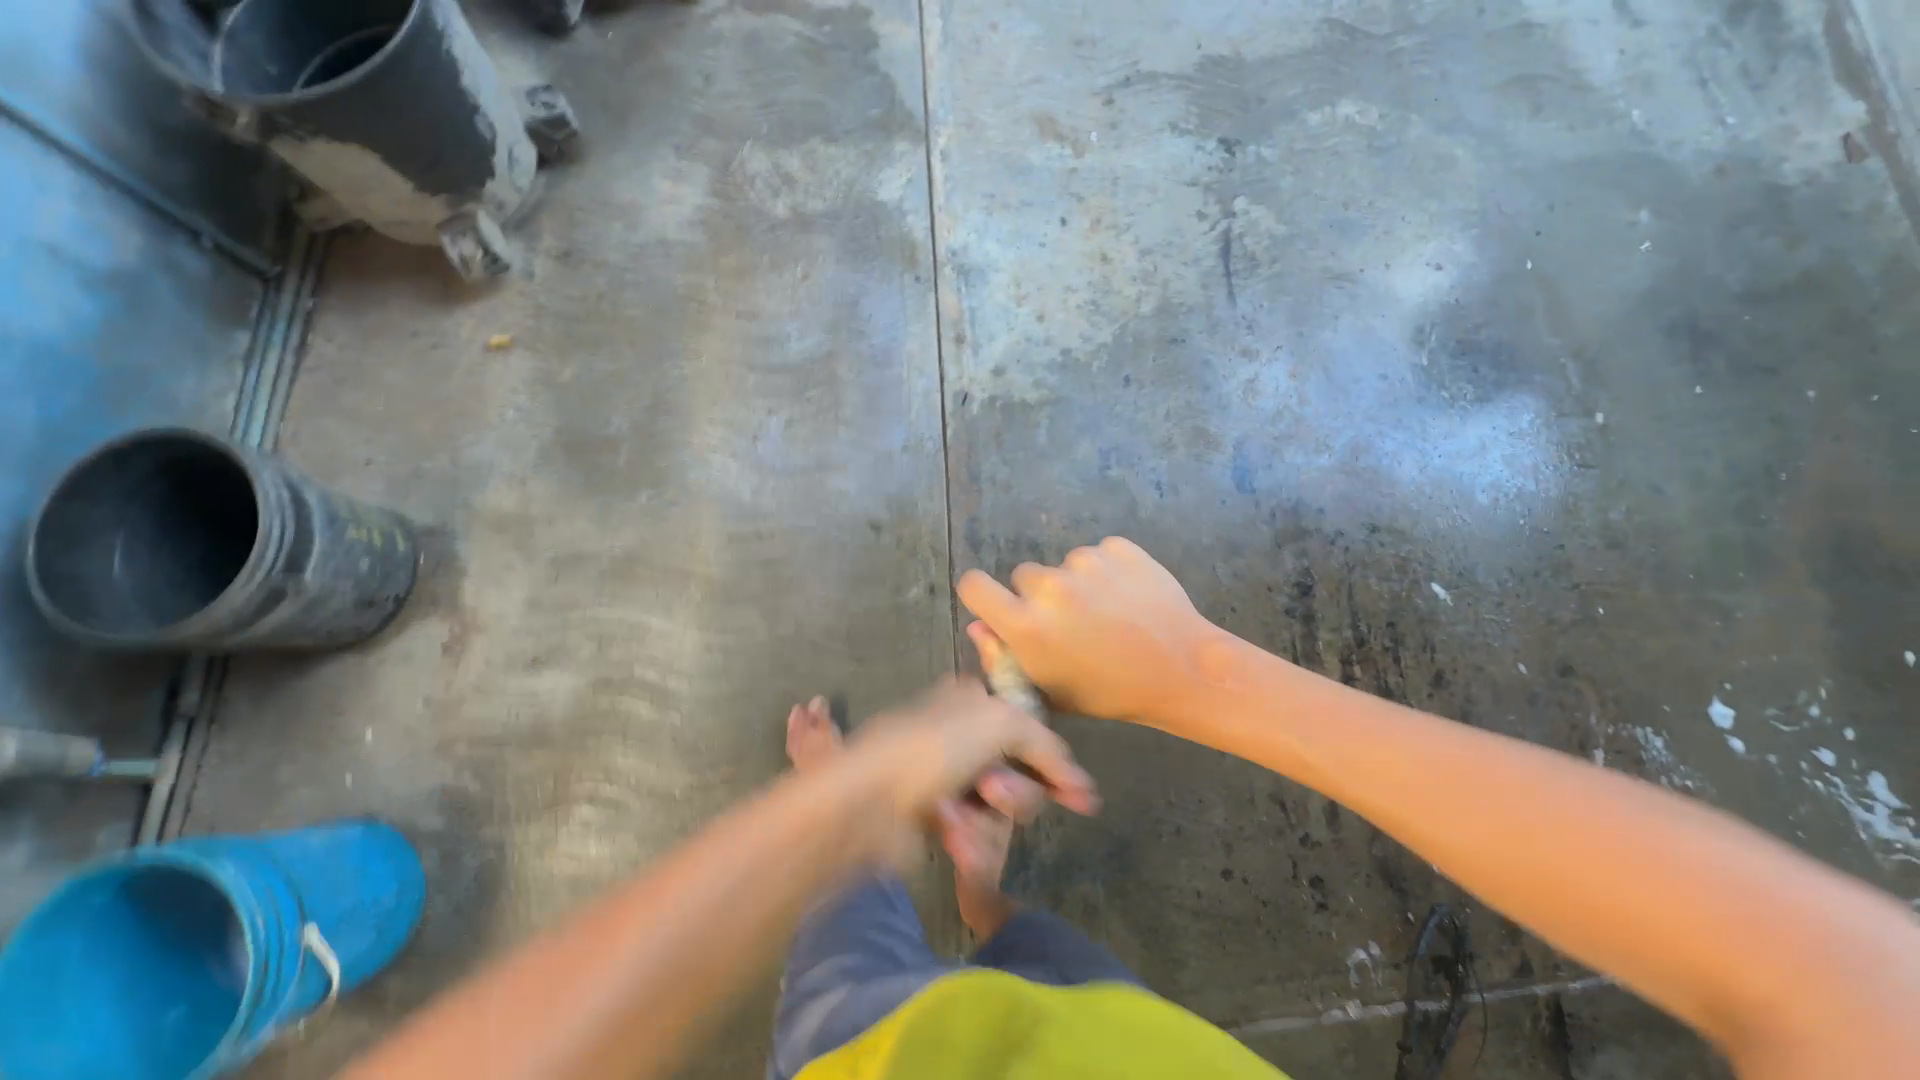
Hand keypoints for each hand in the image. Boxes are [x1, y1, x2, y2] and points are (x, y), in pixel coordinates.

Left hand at [845, 678, 1098, 847]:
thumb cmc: (930, 749)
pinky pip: (975, 834)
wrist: (866, 802)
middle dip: (1013, 791)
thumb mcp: (999, 723)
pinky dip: (967, 838)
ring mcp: (950, 780)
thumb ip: (1045, 744)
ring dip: (986, 818)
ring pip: (1001, 810)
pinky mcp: (938, 820)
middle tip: (989, 791)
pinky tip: (951, 838)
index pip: (1031, 730)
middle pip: (1021, 775)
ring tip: (955, 816)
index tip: (1084, 800)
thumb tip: (1080, 784)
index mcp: (972, 700)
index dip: (1057, 764)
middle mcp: (963, 737)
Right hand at [957, 537, 1219, 727]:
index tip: (999, 605)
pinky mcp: (1120, 549)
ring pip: (1065, 566)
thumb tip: (979, 626)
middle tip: (1071, 623)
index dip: (982, 594)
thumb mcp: (1051, 690)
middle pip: (1025, 576)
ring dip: (1077, 583)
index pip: (974, 586)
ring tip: (1108, 613)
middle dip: (1039, 596)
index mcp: (1027, 626)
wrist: (1182, 670)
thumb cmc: (1110, 691)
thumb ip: (1006, 659)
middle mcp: (1050, 587)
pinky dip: (1108, 571)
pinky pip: (1100, 554)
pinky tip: (1128, 598)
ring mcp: (1087, 563)